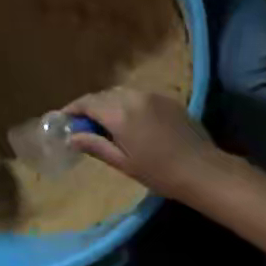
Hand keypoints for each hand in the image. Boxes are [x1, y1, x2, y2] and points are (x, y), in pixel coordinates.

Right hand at [63, 88, 224, 199]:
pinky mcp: (167, 99)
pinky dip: (125, 102)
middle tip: (82, 124)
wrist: (203, 170)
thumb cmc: (159, 173)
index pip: (87, 102)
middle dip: (89, 106)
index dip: (72, 109)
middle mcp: (133, 97)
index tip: (63, 118)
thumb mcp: (122, 163)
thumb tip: (71, 137)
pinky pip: (137, 95)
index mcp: (119, 113)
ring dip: (107, 103)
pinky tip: (128, 120)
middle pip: (102, 95)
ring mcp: (152, 95)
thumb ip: (95, 145)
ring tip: (104, 122)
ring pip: (120, 92)